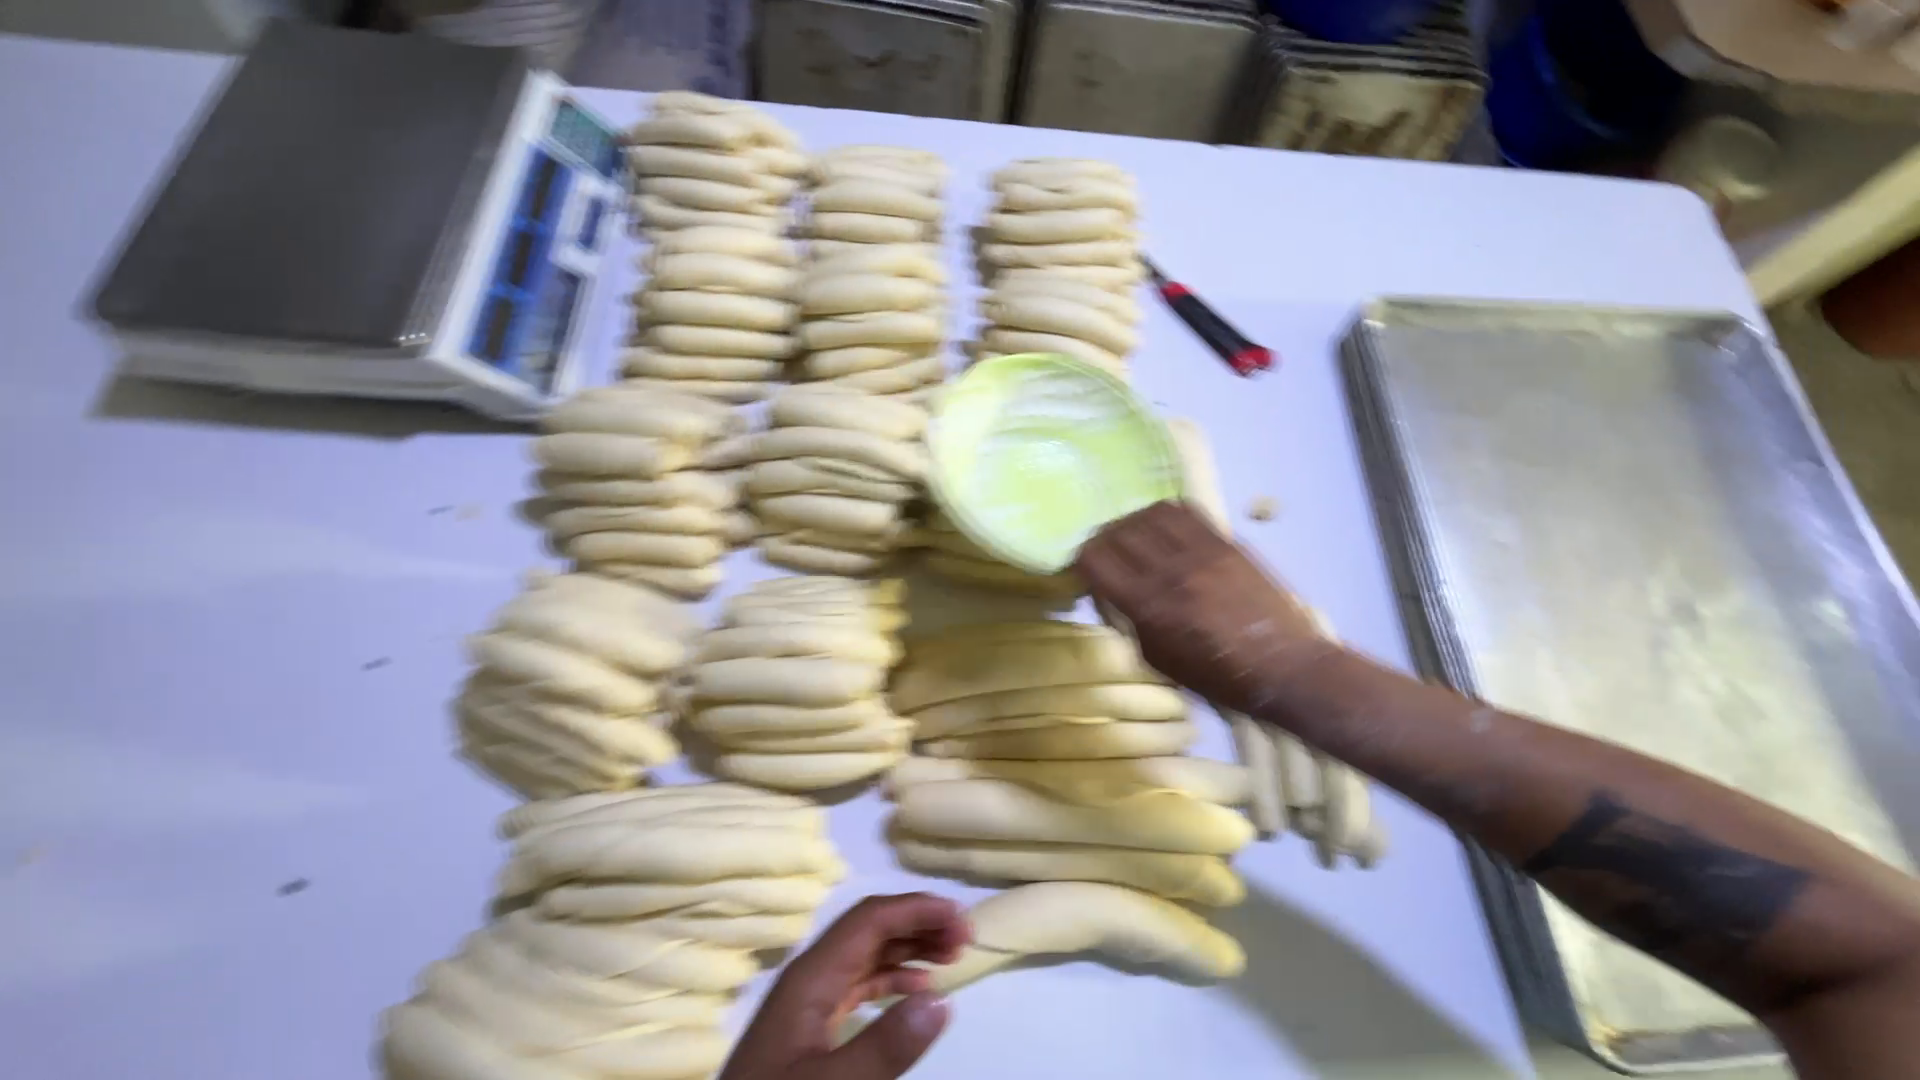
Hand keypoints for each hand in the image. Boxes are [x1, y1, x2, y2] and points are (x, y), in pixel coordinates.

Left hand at [719, 893, 971, 1079]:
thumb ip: (884, 1046)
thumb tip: (942, 999)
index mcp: (810, 976)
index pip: (869, 919)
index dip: (916, 909)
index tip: (960, 918)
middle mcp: (810, 977)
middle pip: (869, 929)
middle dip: (918, 923)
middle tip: (966, 937)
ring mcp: (809, 1001)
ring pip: (866, 955)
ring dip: (910, 947)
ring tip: (953, 956)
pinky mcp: (812, 1026)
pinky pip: (860, 984)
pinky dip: (894, 977)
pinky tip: (917, 988)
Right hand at [1075, 500, 1336, 715]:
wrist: (1284, 667)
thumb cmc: (1218, 677)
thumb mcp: (1157, 659)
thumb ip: (1130, 620)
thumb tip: (1112, 591)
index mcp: (1149, 606)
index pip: (1095, 559)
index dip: (1081, 561)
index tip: (1084, 571)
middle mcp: (1172, 571)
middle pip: (1118, 531)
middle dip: (1102, 541)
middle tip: (1105, 553)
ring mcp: (1203, 552)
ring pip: (1150, 513)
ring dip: (1133, 522)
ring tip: (1134, 537)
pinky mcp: (1227, 542)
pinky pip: (1187, 511)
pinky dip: (1165, 516)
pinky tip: (1165, 531)